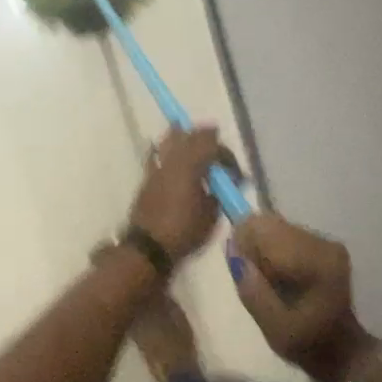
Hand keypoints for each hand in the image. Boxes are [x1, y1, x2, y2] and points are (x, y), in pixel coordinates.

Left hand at [129, 126, 239, 260]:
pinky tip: (170, 157)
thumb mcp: (212, 215)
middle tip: (217, 148)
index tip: (235, 174)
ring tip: (195, 146)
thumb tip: (224, 183)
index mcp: (192, 166)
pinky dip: (164, 150)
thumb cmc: (185, 232)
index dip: (227, 156)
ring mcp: (157, 165)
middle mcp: (173, 159)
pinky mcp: (147, 176)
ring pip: (170, 138)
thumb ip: (219, 193)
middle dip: (206, 138)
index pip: (212, 145)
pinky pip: (156, 153)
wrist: (149, 246)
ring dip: (185, 138)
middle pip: (190, 134)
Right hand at [232, 212, 371, 381]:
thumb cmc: (306, 343)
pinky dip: (271, 250)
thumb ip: (252, 290)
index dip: (244, 246)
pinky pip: (282, 232)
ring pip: (273, 226)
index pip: (264, 230)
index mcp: (316, 263)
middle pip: (268, 223)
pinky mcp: (322, 242)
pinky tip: (280, 276)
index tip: (244, 273)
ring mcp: (325, 241)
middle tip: (256, 279)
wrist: (341, 351)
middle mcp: (324, 244)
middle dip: (252, 247)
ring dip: (261, 249)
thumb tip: (233, 250)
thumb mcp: (273, 328)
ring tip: (269, 280)